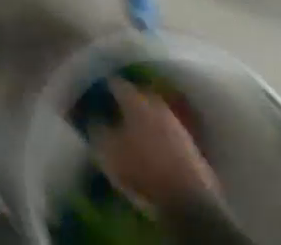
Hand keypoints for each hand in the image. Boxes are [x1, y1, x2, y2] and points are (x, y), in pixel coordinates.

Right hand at [93, 79, 219, 211]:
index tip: (93, 93)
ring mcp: (175, 123)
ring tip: (128, 127)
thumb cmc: (142, 168)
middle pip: (138, 94)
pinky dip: (154, 131)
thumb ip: (96, 129)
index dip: (103, 87)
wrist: (189, 198)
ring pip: (153, 111)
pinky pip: (165, 128)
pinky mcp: (188, 143)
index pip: (116, 83)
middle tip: (111, 108)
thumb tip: (92, 117)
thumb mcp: (108, 151)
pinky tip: (147, 143)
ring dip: (141, 116)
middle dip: (124, 99)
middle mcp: (157, 105)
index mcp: (136, 102)